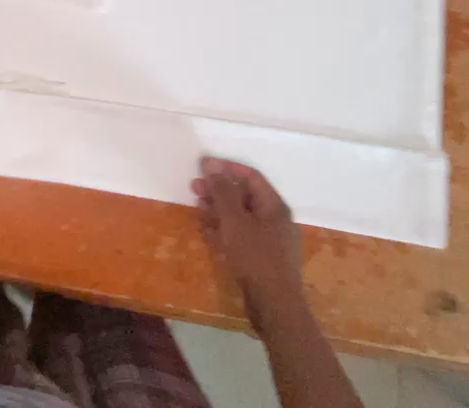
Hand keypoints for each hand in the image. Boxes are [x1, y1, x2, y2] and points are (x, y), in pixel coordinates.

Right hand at [191, 157, 303, 310]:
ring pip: (240, 216)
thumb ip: (223, 190)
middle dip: (218, 189)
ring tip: (196, 207)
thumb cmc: (255, 257)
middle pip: (244, 195)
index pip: (250, 175)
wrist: (274, 305)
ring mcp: (269, 240)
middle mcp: (274, 219)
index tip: (202, 166)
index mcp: (274, 206)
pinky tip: (206, 231)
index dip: (226, 167)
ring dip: (218, 209)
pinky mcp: (260, 257)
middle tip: (194, 187)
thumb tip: (211, 163)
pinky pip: (239, 235)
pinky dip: (223, 229)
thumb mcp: (235, 219)